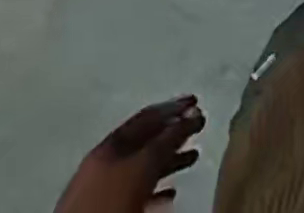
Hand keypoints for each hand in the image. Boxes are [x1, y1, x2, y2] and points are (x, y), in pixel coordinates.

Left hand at [55, 95, 205, 212]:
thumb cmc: (112, 198)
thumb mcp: (144, 165)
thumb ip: (169, 138)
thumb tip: (193, 113)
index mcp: (109, 147)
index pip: (145, 117)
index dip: (173, 106)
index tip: (196, 101)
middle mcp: (105, 163)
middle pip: (146, 140)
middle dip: (174, 131)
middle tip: (198, 124)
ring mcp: (104, 188)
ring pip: (144, 166)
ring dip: (170, 159)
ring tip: (193, 156)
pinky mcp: (109, 209)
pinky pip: (139, 190)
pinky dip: (158, 186)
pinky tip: (170, 192)